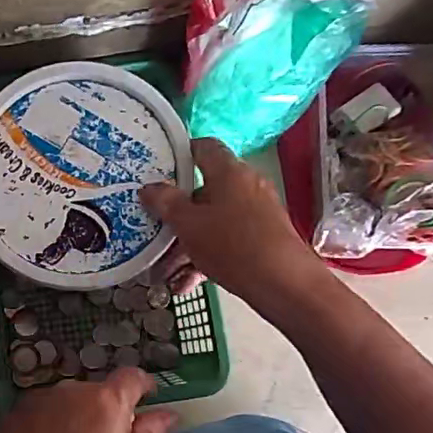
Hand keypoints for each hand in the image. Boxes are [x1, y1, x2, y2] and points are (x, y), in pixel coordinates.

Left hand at [0, 368, 177, 432]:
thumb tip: (167, 413)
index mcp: (108, 401)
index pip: (134, 376)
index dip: (145, 387)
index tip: (149, 403)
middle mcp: (74, 388)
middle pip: (102, 390)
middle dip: (110, 410)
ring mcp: (42, 397)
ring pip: (73, 401)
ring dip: (81, 417)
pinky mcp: (18, 411)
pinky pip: (49, 410)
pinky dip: (56, 423)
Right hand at [142, 137, 325, 307]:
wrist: (283, 283)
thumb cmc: (232, 245)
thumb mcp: (189, 224)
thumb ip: (166, 203)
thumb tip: (149, 188)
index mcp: (228, 172)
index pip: (203, 148)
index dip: (179, 156)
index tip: (158, 172)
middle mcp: (245, 187)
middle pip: (203, 193)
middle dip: (176, 218)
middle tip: (154, 233)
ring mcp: (256, 214)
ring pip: (212, 223)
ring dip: (186, 246)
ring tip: (164, 273)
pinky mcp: (261, 239)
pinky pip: (226, 242)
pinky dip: (205, 259)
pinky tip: (185, 283)